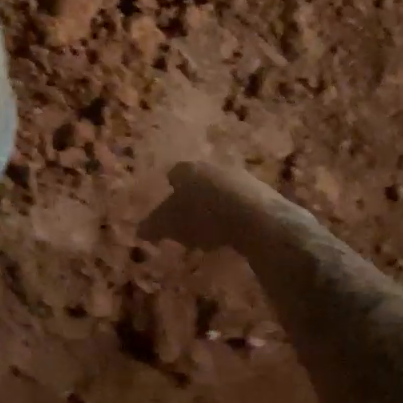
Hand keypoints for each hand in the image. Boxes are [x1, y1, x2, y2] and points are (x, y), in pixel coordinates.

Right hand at [136, 162, 262, 252]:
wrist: (256, 219)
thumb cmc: (203, 217)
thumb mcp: (169, 225)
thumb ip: (153, 226)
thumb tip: (140, 230)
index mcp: (188, 170)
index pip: (174, 174)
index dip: (170, 189)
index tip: (168, 207)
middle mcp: (213, 167)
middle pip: (199, 181)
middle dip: (194, 197)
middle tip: (188, 221)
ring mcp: (241, 178)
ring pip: (221, 191)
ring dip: (216, 207)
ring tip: (211, 232)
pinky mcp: (263, 194)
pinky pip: (241, 205)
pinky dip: (235, 217)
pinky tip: (233, 235)